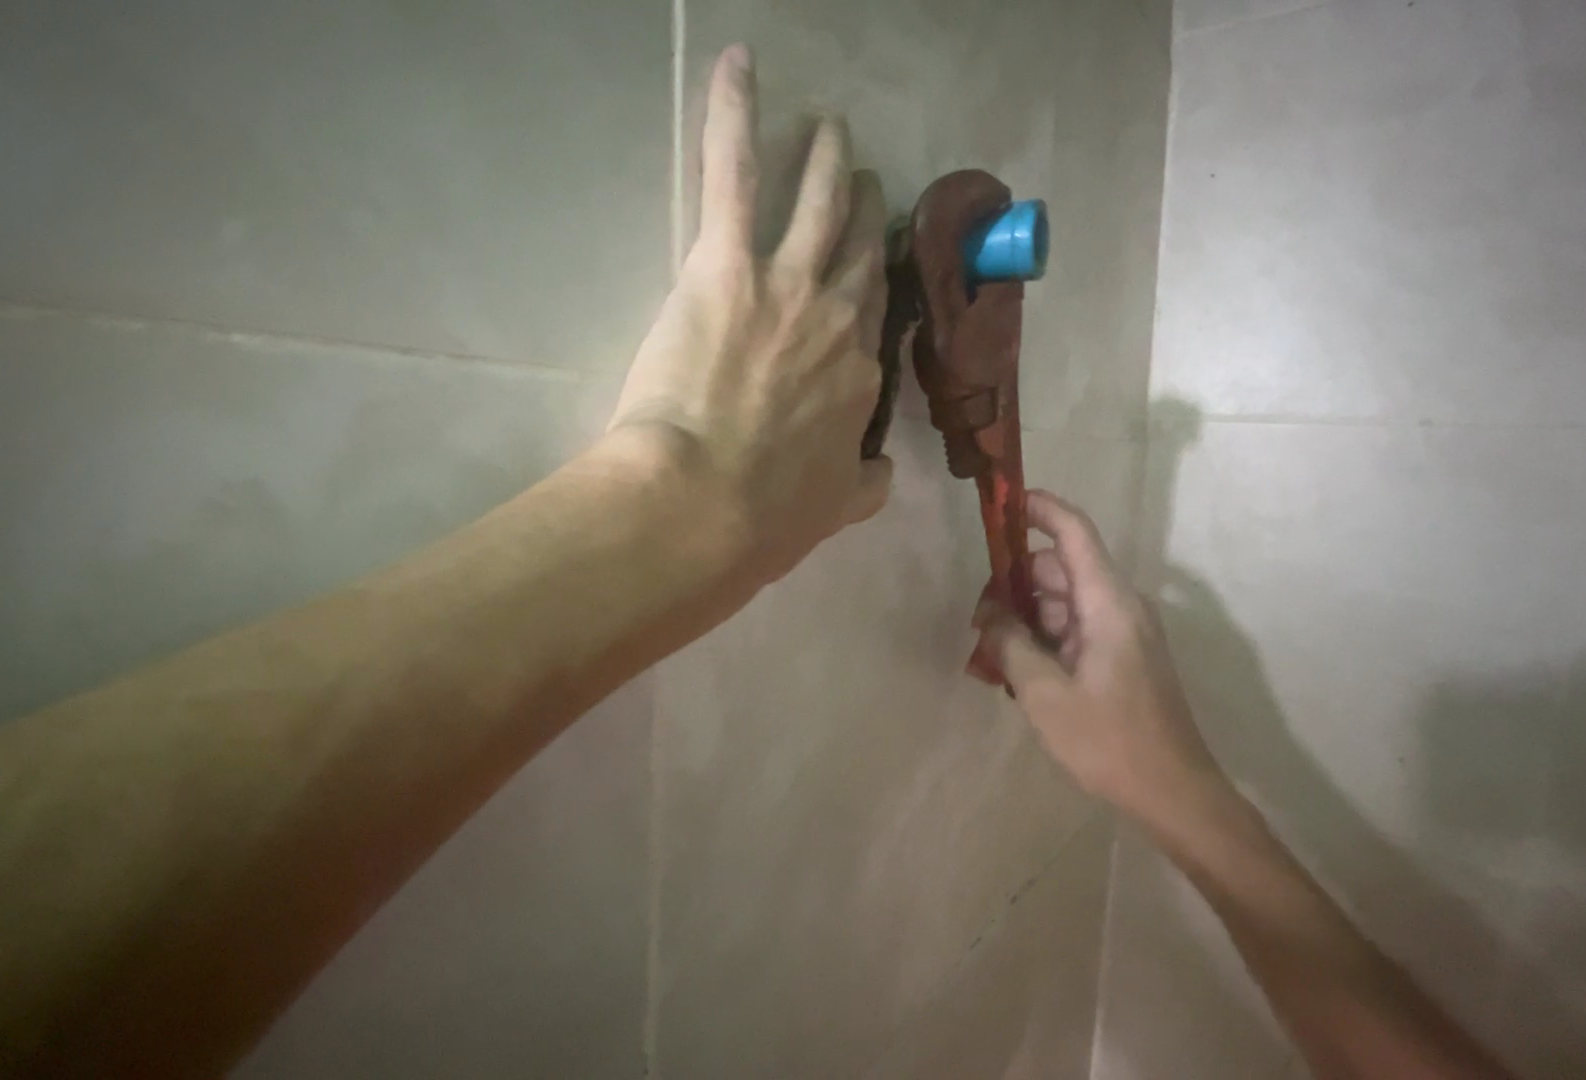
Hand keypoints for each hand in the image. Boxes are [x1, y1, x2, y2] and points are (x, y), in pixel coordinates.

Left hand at [603, 44, 891, 586]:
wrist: (705, 506)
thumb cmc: (762, 518)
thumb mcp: (832, 510)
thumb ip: (862, 486)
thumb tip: (880, 476)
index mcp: (860, 377)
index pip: (874, 315)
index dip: (871, 284)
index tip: (866, 269)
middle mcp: (839, 319)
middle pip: (859, 247)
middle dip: (862, 207)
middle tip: (858, 178)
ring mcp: (787, 284)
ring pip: (817, 200)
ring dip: (824, 156)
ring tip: (827, 127)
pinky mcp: (726, 265)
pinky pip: (734, 171)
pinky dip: (736, 113)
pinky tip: (740, 66)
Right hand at [974, 491, 1227, 826]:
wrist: (1174, 794)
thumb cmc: (1108, 740)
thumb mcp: (1043, 692)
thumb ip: (1010, 642)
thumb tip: (991, 612)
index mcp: (1108, 604)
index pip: (1072, 532)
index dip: (1037, 509)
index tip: (999, 504)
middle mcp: (1119, 607)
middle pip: (1060, 567)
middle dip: (1015, 580)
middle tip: (979, 617)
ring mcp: (1122, 632)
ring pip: (1063, 600)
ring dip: (1026, 614)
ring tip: (992, 650)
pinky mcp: (1120, 656)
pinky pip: (1073, 627)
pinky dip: (1043, 636)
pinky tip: (1017, 668)